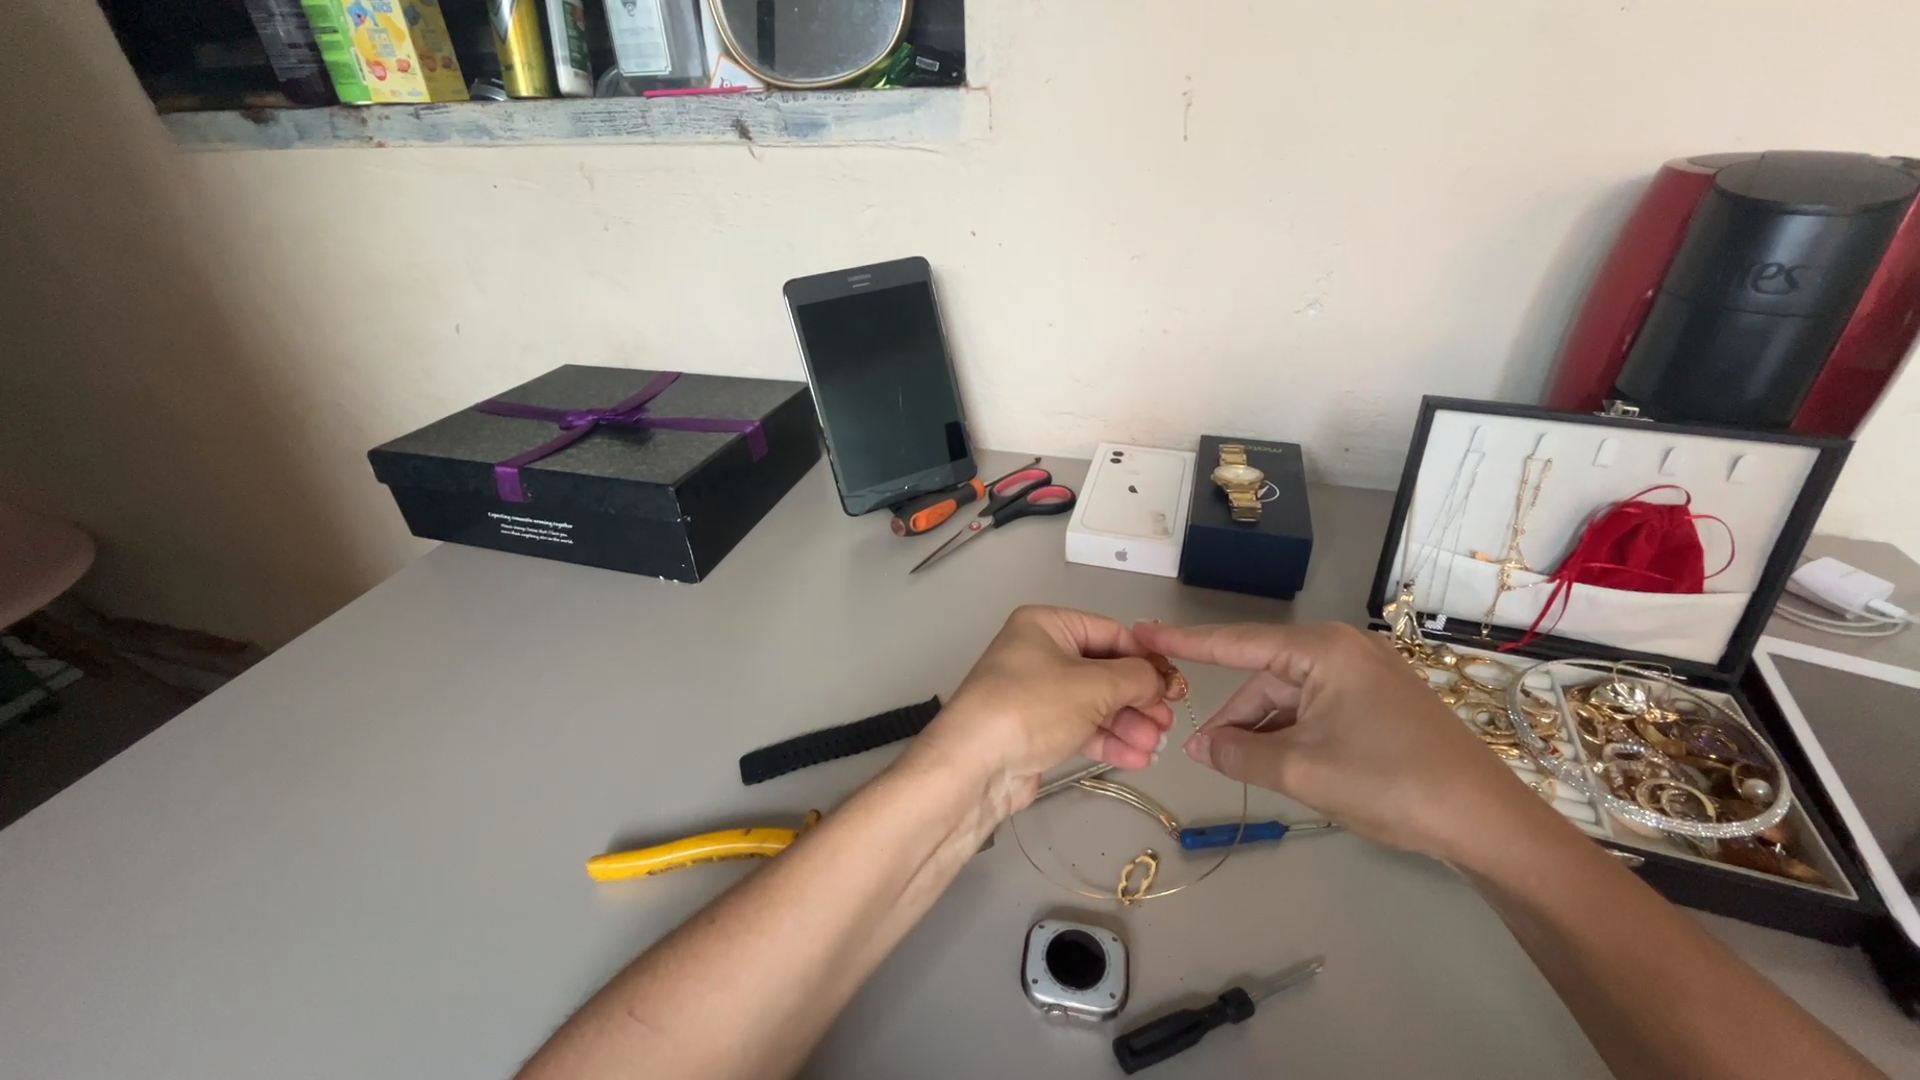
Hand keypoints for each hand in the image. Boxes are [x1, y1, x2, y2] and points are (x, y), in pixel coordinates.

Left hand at [909, 606, 1176, 814]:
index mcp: (1046, 625)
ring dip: (1128, 724)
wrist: (974, 766)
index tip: (1175, 684)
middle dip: (1138, 698)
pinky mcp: (1035, 730)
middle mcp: (1039, 653)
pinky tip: (1136, 757)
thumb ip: (1135, 678)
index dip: (1145, 658)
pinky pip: (1080, 728)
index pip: (1109, 633)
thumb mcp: (1092, 685)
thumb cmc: (1030, 708)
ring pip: (1095, 704)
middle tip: (1167, 720)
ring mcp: (1036, 694)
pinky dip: (1108, 741)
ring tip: (1155, 745)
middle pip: (1104, 671)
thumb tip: (1159, 679)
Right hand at [1131, 620, 1549, 862]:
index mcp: (1322, 650)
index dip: (1185, 642)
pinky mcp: (1380, 702)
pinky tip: (1281, 763)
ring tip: (1245, 768)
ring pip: (1290, 697)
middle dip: (1236, 717)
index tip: (1142, 633)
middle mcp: (1342, 649)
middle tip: (1207, 756)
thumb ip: (1238, 753)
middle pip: (1264, 677)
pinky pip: (1316, 708)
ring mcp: (1365, 674)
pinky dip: (1293, 734)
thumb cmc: (1388, 782)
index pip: (1236, 642)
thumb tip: (1199, 748)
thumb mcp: (1300, 769)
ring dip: (1264, 730)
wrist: (1488, 823)